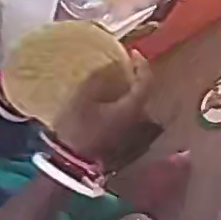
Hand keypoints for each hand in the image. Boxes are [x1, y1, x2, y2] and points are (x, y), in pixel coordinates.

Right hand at [49, 52, 154, 169]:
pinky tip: (117, 107)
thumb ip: (97, 80)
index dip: (142, 65)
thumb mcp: (80, 101)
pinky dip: (131, 109)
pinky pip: (138, 119)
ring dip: (133, 96)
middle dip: (137, 80)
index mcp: (134, 107)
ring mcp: (142, 133)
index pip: (146, 81)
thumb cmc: (77, 131)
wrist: (74, 165)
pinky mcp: (136, 143)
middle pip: (146, 94)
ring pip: (143, 107)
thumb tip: (108, 66)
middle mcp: (144, 120)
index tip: (134, 53)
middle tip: (124, 69)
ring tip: (119, 87)